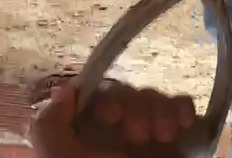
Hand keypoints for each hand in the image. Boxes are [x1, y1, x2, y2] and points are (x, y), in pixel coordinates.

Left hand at [29, 82, 195, 156]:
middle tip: (140, 136)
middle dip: (136, 109)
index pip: (91, 98)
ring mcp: (144, 138)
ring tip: (165, 136)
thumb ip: (49, 130)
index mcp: (80, 142)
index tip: (111, 117)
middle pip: (124, 96)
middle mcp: (109, 137)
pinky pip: (179, 106)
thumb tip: (63, 90)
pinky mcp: (173, 138)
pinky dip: (182, 110)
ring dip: (160, 111)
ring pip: (151, 98)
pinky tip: (182, 125)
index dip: (103, 98)